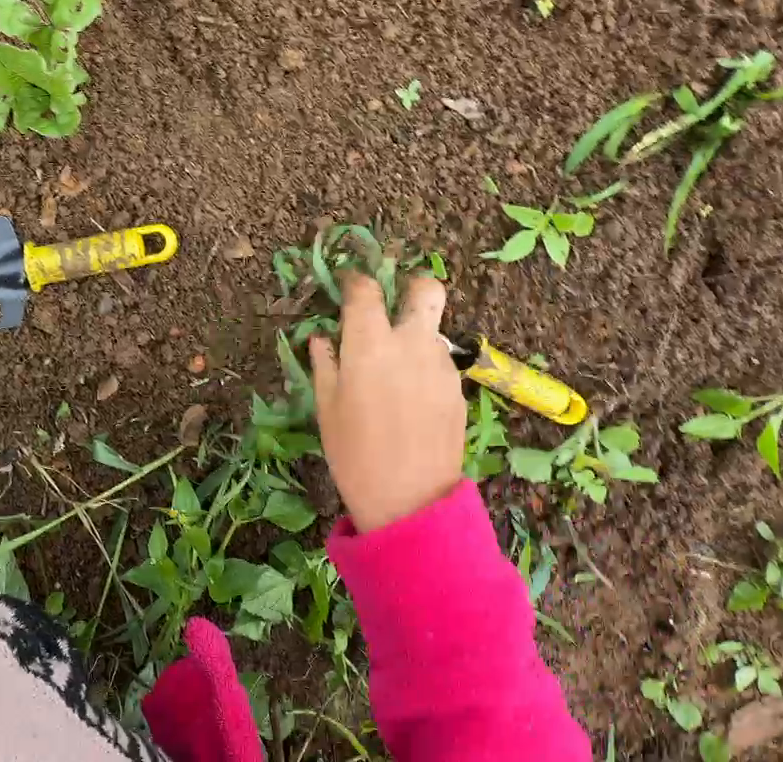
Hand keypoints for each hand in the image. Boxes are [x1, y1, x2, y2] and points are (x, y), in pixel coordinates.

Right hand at [308, 273, 465, 532]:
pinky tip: (409, 397)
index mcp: (369, 343)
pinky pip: (440, 362)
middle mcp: (410, 343)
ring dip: (415, 335)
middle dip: (409, 286)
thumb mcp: (326, 406)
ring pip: (433, 329)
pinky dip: (424, 366)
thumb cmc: (353, 452)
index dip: (354, 281)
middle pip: (424, 289)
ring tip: (395, 368)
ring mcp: (440, 365)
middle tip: (392, 305)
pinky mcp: (459, 389)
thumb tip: (323, 340)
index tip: (347, 286)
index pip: (365, 289)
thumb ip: (326, 364)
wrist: (410, 500)